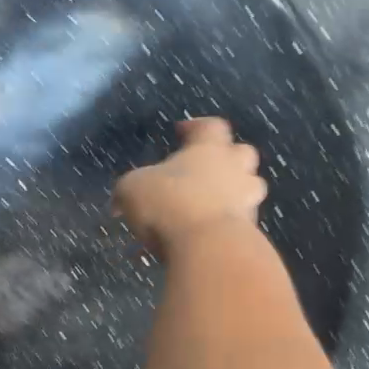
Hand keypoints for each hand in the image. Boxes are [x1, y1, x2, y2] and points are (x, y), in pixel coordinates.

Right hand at [114, 117, 268, 256]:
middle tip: (198, 172)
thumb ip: (128, 187)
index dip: (194, 126)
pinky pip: (227, 222)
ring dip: (219, 196)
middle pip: (236, 153)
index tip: (182, 129)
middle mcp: (234, 166)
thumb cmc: (168, 202)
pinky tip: (187, 241)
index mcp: (209, 148)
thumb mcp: (131, 188)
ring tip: (191, 213)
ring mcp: (246, 196)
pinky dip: (209, 227)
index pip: (208, 126)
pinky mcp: (246, 225)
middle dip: (220, 160)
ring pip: (238, 189)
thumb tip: (121, 201)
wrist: (206, 241)